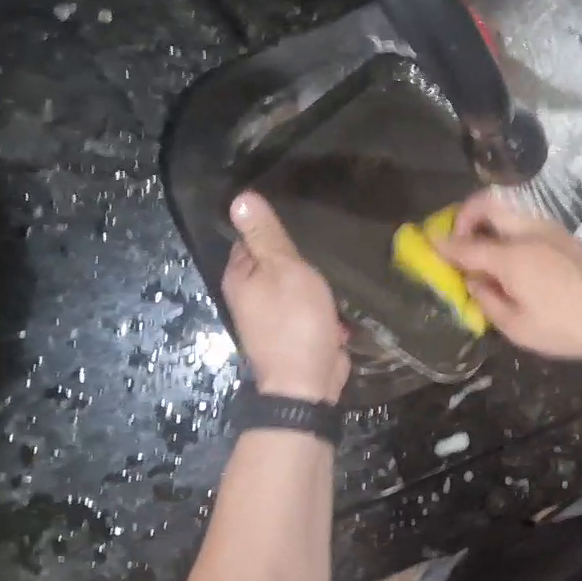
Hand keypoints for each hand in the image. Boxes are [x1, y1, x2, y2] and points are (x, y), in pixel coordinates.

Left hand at [222, 192, 349, 402]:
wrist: (307, 383)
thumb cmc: (295, 321)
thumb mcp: (284, 270)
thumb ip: (266, 236)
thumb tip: (239, 198)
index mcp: (240, 276)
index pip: (251, 237)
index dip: (273, 225)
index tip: (302, 212)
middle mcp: (250, 295)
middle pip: (275, 261)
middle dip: (299, 254)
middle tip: (327, 234)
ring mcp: (274, 316)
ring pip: (296, 284)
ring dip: (315, 279)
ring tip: (339, 260)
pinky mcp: (297, 331)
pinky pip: (311, 307)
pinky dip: (325, 303)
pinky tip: (342, 295)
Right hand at [433, 190, 581, 360]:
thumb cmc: (564, 328)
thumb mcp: (517, 327)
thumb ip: (486, 300)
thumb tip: (473, 281)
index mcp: (512, 256)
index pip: (465, 244)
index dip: (442, 245)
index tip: (428, 246)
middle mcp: (529, 232)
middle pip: (487, 203)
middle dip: (464, 215)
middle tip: (457, 238)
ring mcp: (550, 229)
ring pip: (510, 209)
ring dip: (489, 220)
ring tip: (482, 248)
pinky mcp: (566, 235)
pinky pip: (528, 221)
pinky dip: (509, 228)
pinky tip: (510, 255)